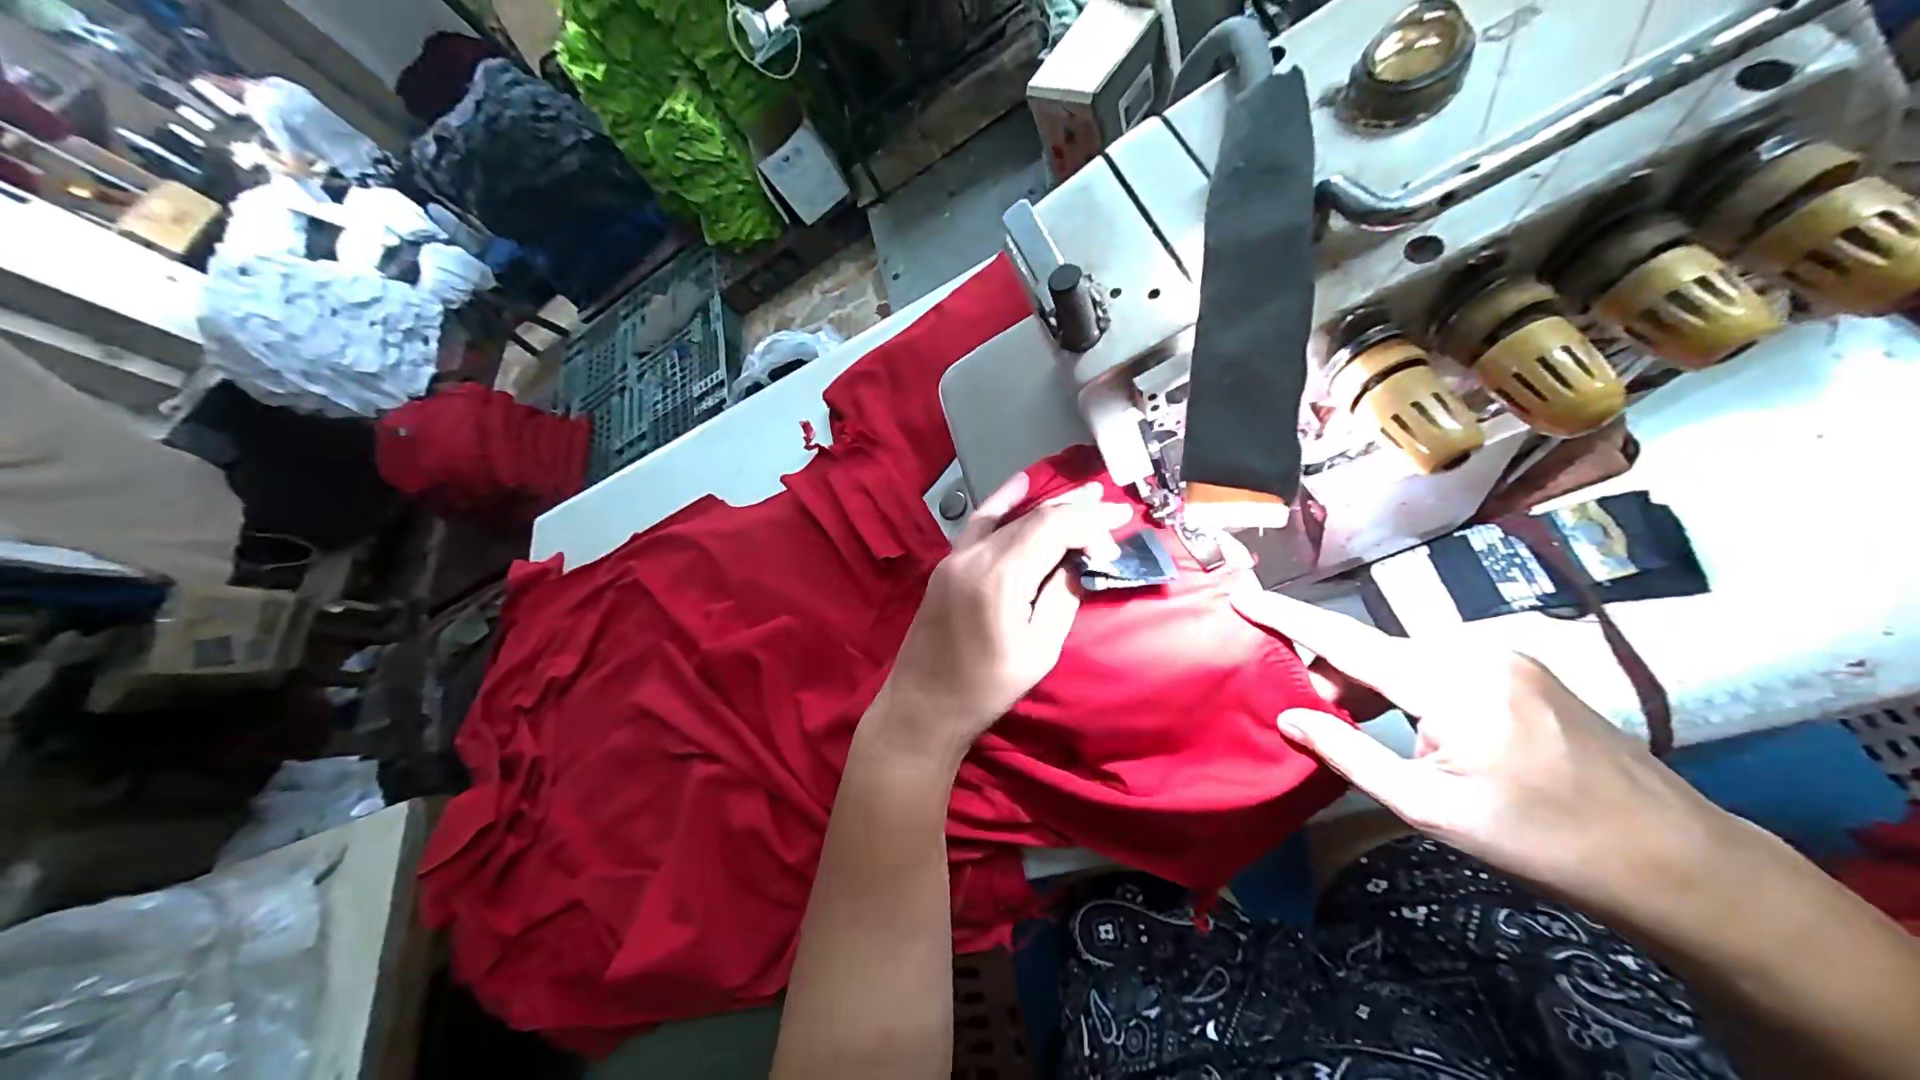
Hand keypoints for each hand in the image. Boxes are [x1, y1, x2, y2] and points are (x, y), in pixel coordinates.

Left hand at [865, 473, 1129, 771]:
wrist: (924, 705)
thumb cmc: (986, 687)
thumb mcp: (1039, 650)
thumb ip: (1062, 599)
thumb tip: (1079, 564)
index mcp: (1000, 576)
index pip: (1052, 528)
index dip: (1089, 523)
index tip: (1119, 527)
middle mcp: (975, 555)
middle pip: (1033, 518)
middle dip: (1076, 512)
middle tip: (1110, 510)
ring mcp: (956, 557)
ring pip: (1010, 518)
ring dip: (1048, 507)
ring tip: (1083, 496)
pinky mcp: (948, 564)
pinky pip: (979, 523)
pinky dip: (1003, 502)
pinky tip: (1021, 482)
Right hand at [1233, 588, 1730, 905]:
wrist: (1674, 859)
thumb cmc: (1541, 841)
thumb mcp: (1429, 808)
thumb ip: (1348, 755)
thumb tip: (1289, 718)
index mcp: (1449, 680)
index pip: (1344, 638)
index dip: (1286, 616)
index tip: (1242, 596)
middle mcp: (1474, 651)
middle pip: (1372, 649)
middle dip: (1330, 674)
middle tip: (1308, 716)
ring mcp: (1503, 656)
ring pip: (1405, 658)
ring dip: (1369, 685)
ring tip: (1355, 726)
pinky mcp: (1520, 670)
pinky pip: (1438, 666)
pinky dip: (1405, 688)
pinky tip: (1409, 725)